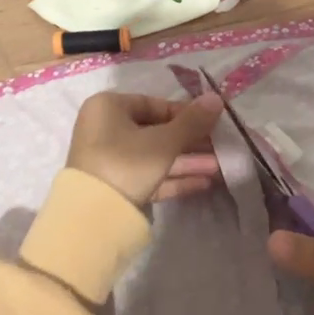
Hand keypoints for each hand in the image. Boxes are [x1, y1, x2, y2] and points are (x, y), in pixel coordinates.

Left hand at [66, 91, 225, 206]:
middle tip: (220, 146)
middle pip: (156, 132)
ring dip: (186, 162)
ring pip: (154, 156)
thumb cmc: (127, 163)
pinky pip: (148, 176)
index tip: (212, 123)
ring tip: (219, 167)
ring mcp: (109, 160)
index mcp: (109, 107)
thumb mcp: (164, 141)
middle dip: (190, 142)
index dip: (186, 114)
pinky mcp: (116, 186)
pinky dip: (173, 179)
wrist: (93, 216)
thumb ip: (192, 121)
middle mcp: (105, 129)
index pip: (155, 105)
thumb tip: (216, 98)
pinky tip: (204, 183)